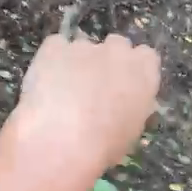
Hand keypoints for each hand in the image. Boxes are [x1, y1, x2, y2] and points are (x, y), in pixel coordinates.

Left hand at [5, 31, 160, 174]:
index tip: (124, 85)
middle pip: (116, 45)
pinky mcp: (55, 47)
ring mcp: (84, 45)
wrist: (61, 140)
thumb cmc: (103, 146)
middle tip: (94, 87)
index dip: (133, 69)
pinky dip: (51, 60)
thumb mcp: (131, 131)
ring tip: (62, 92)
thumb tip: (126, 102)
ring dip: (78, 63)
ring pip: (83, 47)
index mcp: (144, 71)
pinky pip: (55, 47)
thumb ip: (133, 106)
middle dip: (107, 61)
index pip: (146, 56)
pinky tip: (45, 83)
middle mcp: (117, 51)